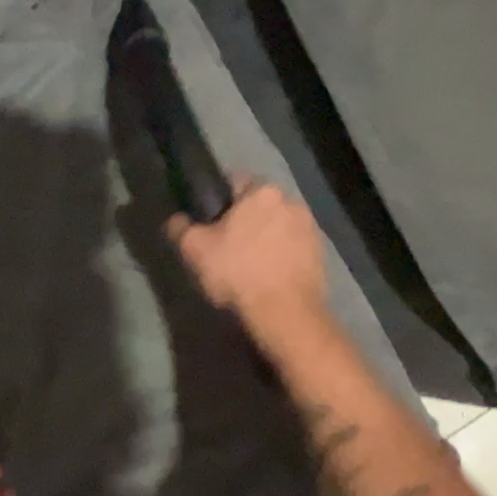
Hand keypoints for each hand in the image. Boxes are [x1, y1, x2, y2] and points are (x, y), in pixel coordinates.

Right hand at [164, 177, 327, 341]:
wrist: (285, 313)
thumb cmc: (238, 273)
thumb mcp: (195, 250)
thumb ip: (180, 228)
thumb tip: (175, 220)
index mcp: (262, 190)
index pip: (233, 182)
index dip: (215, 201)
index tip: (207, 223)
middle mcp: (291, 200)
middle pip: (257, 205)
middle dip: (242, 221)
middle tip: (224, 246)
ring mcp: (311, 228)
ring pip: (276, 226)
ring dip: (263, 238)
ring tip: (247, 266)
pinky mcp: (321, 254)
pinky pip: (292, 248)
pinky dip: (279, 256)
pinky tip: (267, 277)